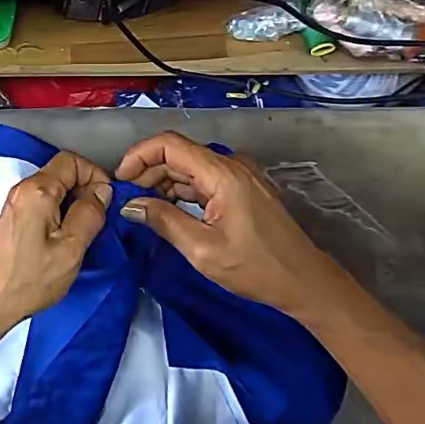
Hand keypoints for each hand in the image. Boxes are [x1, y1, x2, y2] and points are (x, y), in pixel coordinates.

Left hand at [0, 152, 113, 334]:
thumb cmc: (28, 280)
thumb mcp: (72, 248)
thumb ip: (91, 213)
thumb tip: (102, 193)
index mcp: (37, 191)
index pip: (72, 160)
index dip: (95, 174)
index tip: (107, 198)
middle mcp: (22, 191)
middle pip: (62, 173)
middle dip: (86, 189)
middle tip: (99, 217)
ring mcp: (15, 205)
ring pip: (54, 190)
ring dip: (74, 204)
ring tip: (84, 231)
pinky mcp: (13, 221)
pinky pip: (43, 204)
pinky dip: (60, 214)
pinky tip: (66, 239)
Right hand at [114, 132, 348, 317]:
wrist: (303, 279)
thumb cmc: (257, 268)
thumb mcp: (203, 250)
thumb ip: (164, 221)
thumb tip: (130, 205)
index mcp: (222, 174)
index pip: (170, 144)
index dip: (139, 155)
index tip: (120, 179)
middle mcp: (231, 165)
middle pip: (179, 153)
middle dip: (148, 171)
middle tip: (127, 199)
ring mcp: (240, 175)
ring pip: (191, 166)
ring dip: (164, 182)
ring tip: (143, 207)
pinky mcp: (243, 188)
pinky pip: (205, 179)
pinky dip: (183, 190)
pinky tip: (169, 209)